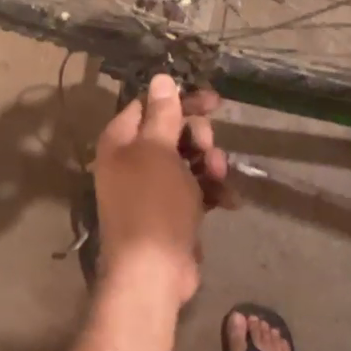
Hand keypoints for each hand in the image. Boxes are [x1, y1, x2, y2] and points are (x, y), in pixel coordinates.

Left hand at [93, 74, 229, 301]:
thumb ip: (162, 114)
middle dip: (199, 137)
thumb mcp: (158, 151)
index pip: (150, 105)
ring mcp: (153, 188)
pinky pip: (197, 189)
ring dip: (210, 164)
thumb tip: (160, 78)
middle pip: (173, 131)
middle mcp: (132, 160)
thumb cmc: (152, 204)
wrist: (153, 272)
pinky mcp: (172, 211)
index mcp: (121, 141)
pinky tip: (230, 201)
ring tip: (219, 178)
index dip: (182, 100)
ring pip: (189, 160)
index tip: (215, 102)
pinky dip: (213, 191)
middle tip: (208, 150)